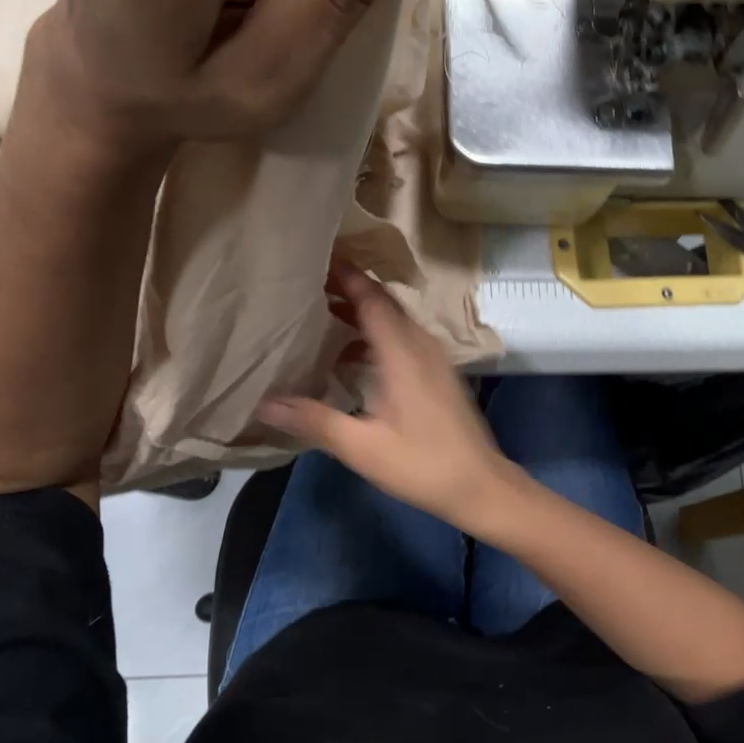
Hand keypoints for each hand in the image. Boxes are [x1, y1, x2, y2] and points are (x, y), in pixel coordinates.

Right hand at [258, 264, 521, 529]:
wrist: (480, 486)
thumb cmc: (423, 465)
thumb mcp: (363, 447)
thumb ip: (314, 420)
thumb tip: (263, 402)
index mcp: (403, 352)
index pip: (371, 297)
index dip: (344, 274)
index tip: (312, 256)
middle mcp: (421, 345)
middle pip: (383, 302)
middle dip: (347, 287)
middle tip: (305, 281)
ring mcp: (433, 358)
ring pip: (393, 320)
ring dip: (360, 312)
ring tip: (318, 313)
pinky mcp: (436, 374)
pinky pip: (401, 338)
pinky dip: (373, 335)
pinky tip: (348, 357)